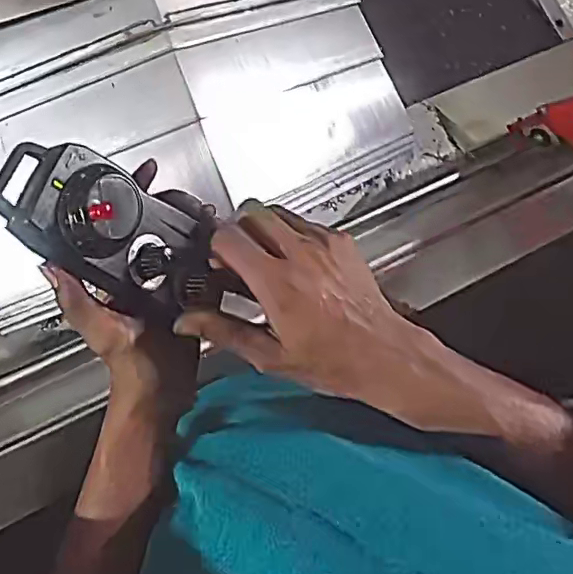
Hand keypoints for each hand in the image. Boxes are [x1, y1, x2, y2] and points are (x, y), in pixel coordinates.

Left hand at [44, 160, 207, 419]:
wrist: (163, 391)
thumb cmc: (129, 366)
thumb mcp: (100, 330)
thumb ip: (76, 301)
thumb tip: (49, 267)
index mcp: (116, 277)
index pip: (120, 226)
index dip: (130, 196)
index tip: (143, 173)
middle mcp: (142, 273)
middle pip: (156, 226)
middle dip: (169, 204)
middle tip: (180, 194)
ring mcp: (169, 281)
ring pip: (182, 240)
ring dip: (194, 223)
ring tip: (202, 212)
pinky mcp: (193, 292)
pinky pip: (204, 264)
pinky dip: (212, 249)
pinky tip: (219, 239)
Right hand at [173, 203, 477, 431]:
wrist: (383, 353)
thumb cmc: (335, 360)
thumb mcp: (270, 356)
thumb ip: (223, 331)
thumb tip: (189, 322)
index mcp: (278, 284)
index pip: (230, 236)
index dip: (215, 245)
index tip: (216, 262)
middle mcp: (300, 255)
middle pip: (252, 213)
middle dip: (237, 230)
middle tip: (237, 256)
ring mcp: (323, 244)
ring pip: (278, 213)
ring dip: (263, 229)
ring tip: (265, 259)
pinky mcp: (340, 241)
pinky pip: (305, 223)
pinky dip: (292, 235)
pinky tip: (295, 262)